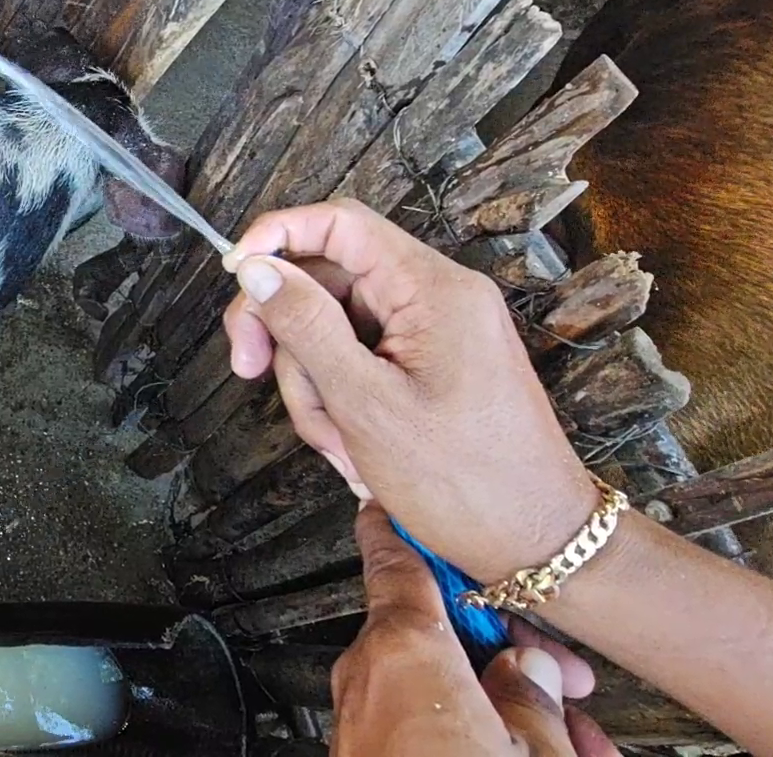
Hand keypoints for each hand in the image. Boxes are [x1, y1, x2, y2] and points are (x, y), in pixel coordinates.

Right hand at [220, 200, 598, 583]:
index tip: (232, 272)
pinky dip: (328, 394)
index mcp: (430, 289)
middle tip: (245, 369)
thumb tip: (253, 268)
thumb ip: (305, 324)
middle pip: (318, 277)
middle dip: (278, 326)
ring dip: (305, 378)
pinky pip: (344, 355)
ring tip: (329, 438)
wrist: (540, 548)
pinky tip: (343, 440)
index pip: (337, 224)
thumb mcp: (365, 401)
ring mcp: (422, 330)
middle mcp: (428, 297)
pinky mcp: (415, 360)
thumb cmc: (461, 479)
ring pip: (322, 323)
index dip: (274, 235)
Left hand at [333, 504, 616, 756]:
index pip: (392, 560)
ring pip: (428, 673)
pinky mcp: (364, 744)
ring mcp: (361, 708)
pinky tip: (521, 743)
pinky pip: (413, 712)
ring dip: (489, 687)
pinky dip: (458, 715)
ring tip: (568, 728)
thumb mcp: (534, 752)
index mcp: (402, 646)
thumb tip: (527, 665)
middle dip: (493, 639)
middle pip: (426, 623)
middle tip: (563, 669)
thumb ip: (528, 697)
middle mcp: (369, 666)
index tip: (389, 502)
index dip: (396, 528)